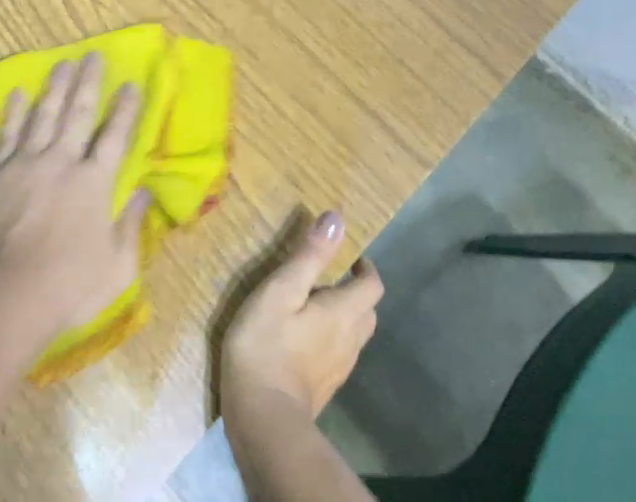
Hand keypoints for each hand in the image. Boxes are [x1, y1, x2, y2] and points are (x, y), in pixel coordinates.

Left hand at [0, 53, 150, 337]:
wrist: (10, 293)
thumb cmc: (71, 286)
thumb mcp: (118, 264)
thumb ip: (131, 224)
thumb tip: (147, 192)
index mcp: (95, 183)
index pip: (115, 136)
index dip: (126, 109)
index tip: (132, 84)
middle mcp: (62, 162)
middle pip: (78, 113)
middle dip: (88, 83)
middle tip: (94, 56)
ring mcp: (26, 164)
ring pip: (43, 115)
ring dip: (55, 88)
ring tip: (63, 64)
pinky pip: (6, 134)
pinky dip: (13, 112)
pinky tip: (19, 94)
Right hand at [222, 211, 383, 419]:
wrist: (263, 415)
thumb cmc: (266, 344)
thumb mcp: (281, 291)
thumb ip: (310, 256)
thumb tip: (338, 218)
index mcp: (344, 312)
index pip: (372, 286)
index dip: (366, 268)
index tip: (349, 257)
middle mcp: (351, 340)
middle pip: (367, 311)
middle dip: (355, 292)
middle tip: (326, 279)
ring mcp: (340, 368)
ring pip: (354, 335)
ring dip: (343, 317)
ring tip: (311, 307)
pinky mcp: (325, 387)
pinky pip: (337, 355)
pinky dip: (329, 340)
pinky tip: (300, 341)